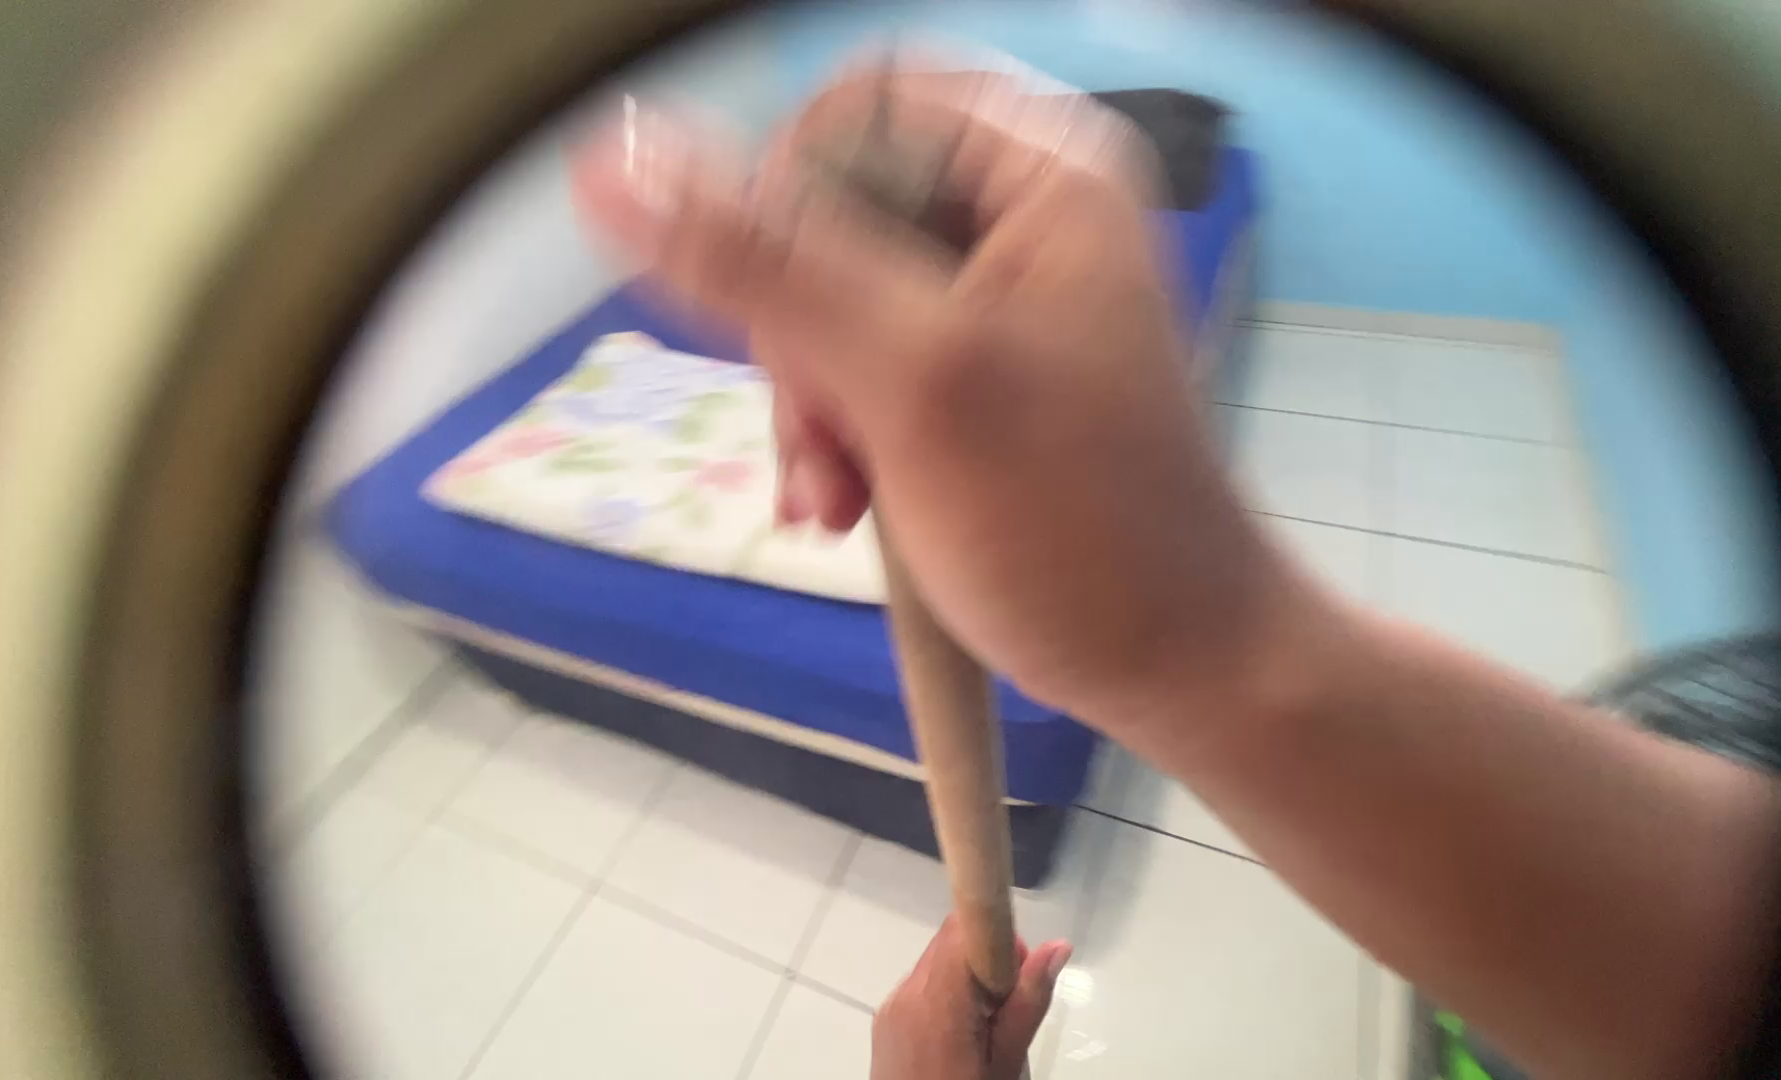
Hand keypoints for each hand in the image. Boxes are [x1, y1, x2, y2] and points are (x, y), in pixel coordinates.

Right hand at [571, 54, 1293, 724]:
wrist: (1169, 659)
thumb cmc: (1071, 527)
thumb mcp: (915, 383)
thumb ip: (767, 265)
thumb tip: (611, 156)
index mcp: (1041, 177)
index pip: (853, 112)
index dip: (783, 200)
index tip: (776, 316)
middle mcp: (1024, 226)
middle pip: (835, 222)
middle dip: (798, 340)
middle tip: (822, 437)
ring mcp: (1001, 315)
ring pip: (840, 312)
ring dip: (811, 409)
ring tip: (832, 504)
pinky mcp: (981, 391)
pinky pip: (870, 379)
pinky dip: (840, 442)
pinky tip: (842, 512)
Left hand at [872, 915, 1070, 1079]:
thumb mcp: (1006, 1062)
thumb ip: (1029, 1000)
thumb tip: (1058, 945)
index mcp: (937, 1000)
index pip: (963, 926)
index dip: (995, 936)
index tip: (1016, 972)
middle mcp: (907, 991)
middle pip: (951, 941)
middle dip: (986, 959)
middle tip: (1008, 1007)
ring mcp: (891, 1004)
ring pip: (937, 960)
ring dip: (965, 976)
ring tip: (983, 1028)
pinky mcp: (883, 1018)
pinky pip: (920, 984)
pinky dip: (944, 994)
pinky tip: (957, 1037)